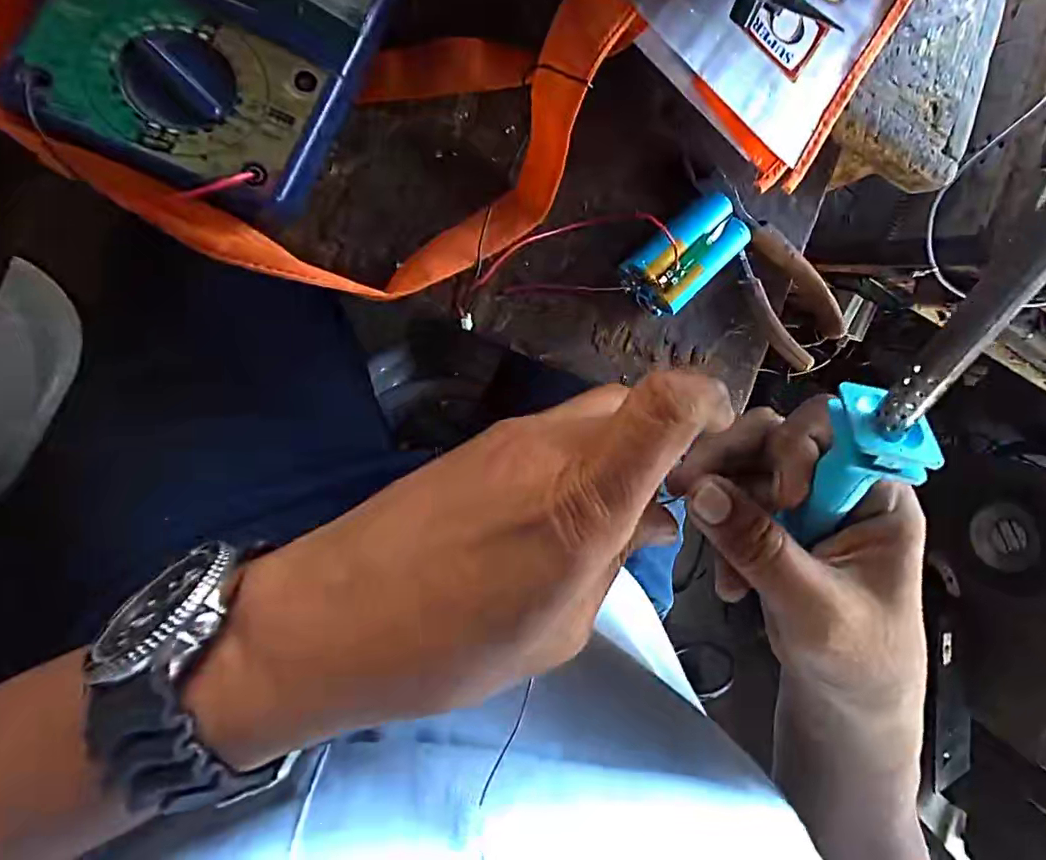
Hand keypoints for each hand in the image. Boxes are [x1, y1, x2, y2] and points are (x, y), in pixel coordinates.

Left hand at [185, 371, 734, 768]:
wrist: (320, 619)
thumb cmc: (449, 646)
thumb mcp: (560, 628)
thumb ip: (618, 561)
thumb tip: (654, 521)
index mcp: (586, 498)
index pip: (666, 403)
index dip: (710, 402)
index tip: (726, 437)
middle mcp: (558, 444)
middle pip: (643, 400)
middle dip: (677, 434)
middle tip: (680, 489)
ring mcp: (518, 433)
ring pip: (604, 413)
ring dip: (631, 446)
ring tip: (625, 506)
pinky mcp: (489, 439)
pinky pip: (565, 431)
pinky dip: (591, 455)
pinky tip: (573, 506)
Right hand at [669, 396, 926, 859]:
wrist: (849, 711)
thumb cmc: (859, 664)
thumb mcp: (814, 609)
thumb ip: (761, 549)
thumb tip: (702, 491)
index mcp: (878, 492)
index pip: (839, 432)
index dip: (800, 444)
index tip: (776, 492)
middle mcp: (842, 483)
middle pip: (784, 436)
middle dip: (737, 459)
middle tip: (690, 484)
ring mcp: (806, 502)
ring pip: (752, 463)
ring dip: (721, 496)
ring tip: (703, 543)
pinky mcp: (777, 525)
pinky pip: (737, 500)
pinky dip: (722, 530)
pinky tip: (727, 584)